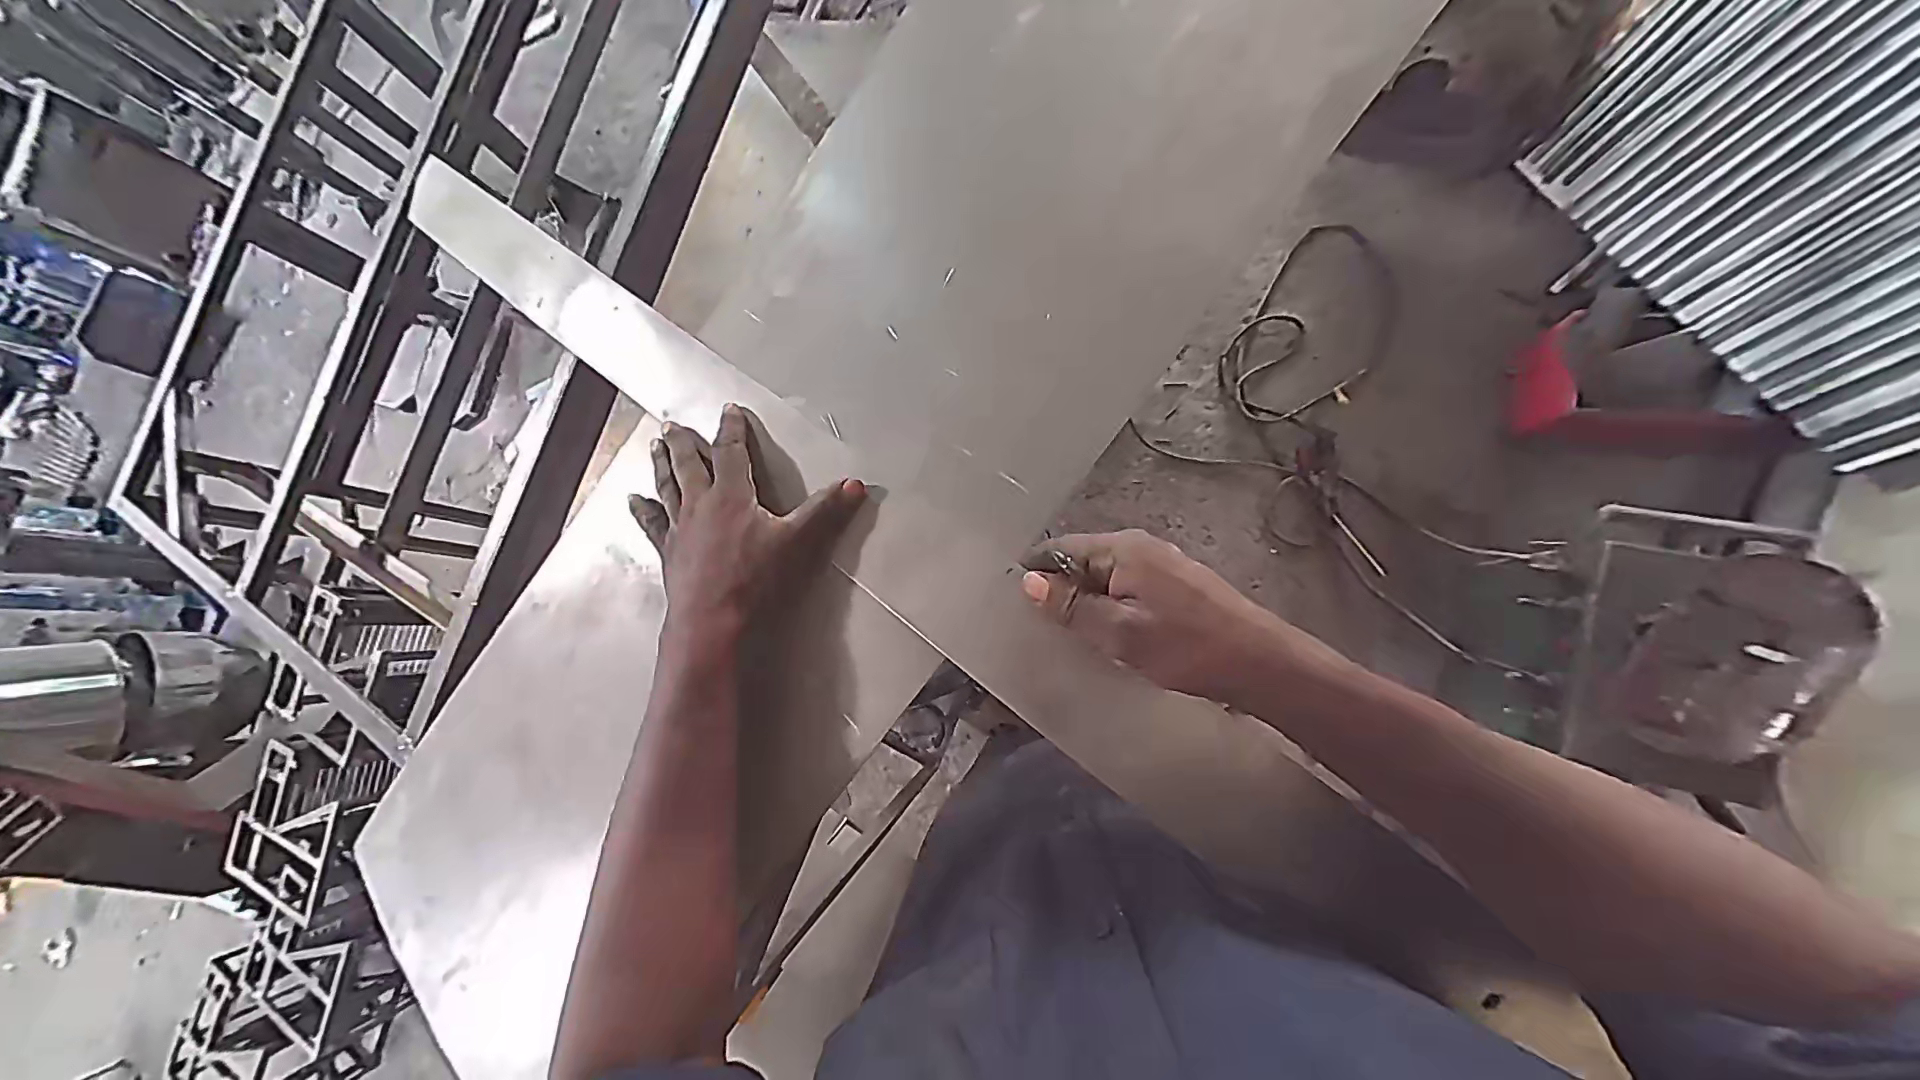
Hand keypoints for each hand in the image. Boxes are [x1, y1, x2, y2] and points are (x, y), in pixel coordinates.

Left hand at [630, 404, 865, 639]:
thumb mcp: (800, 543)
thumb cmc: (756, 582)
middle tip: (675, 425)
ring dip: (661, 464)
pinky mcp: (669, 553)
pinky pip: (651, 524)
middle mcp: (700, 505)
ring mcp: (679, 530)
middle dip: (684, 443)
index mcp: (731, 495)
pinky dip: (642, 510)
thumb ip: (827, 511)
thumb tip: (855, 485)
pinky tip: (633, 501)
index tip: (729, 411)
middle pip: (689, 464)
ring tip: (654, 447)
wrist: (713, 625)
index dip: (731, 430)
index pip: (730, 452)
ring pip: (667, 487)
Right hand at [1020, 530, 1349, 705]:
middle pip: (1082, 560)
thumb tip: (1029, 583)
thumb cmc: (1186, 647)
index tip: (1016, 602)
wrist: (1260, 662)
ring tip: (1069, 632)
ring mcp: (1160, 563)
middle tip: (1040, 625)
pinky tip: (1107, 631)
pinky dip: (1109, 605)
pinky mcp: (1174, 584)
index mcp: (1123, 549)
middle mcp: (1140, 546)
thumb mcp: (1120, 633)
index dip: (1036, 573)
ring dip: (1085, 599)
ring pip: (1104, 576)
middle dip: (1059, 588)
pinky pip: (1125, 587)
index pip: (1061, 549)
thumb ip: (1072, 606)